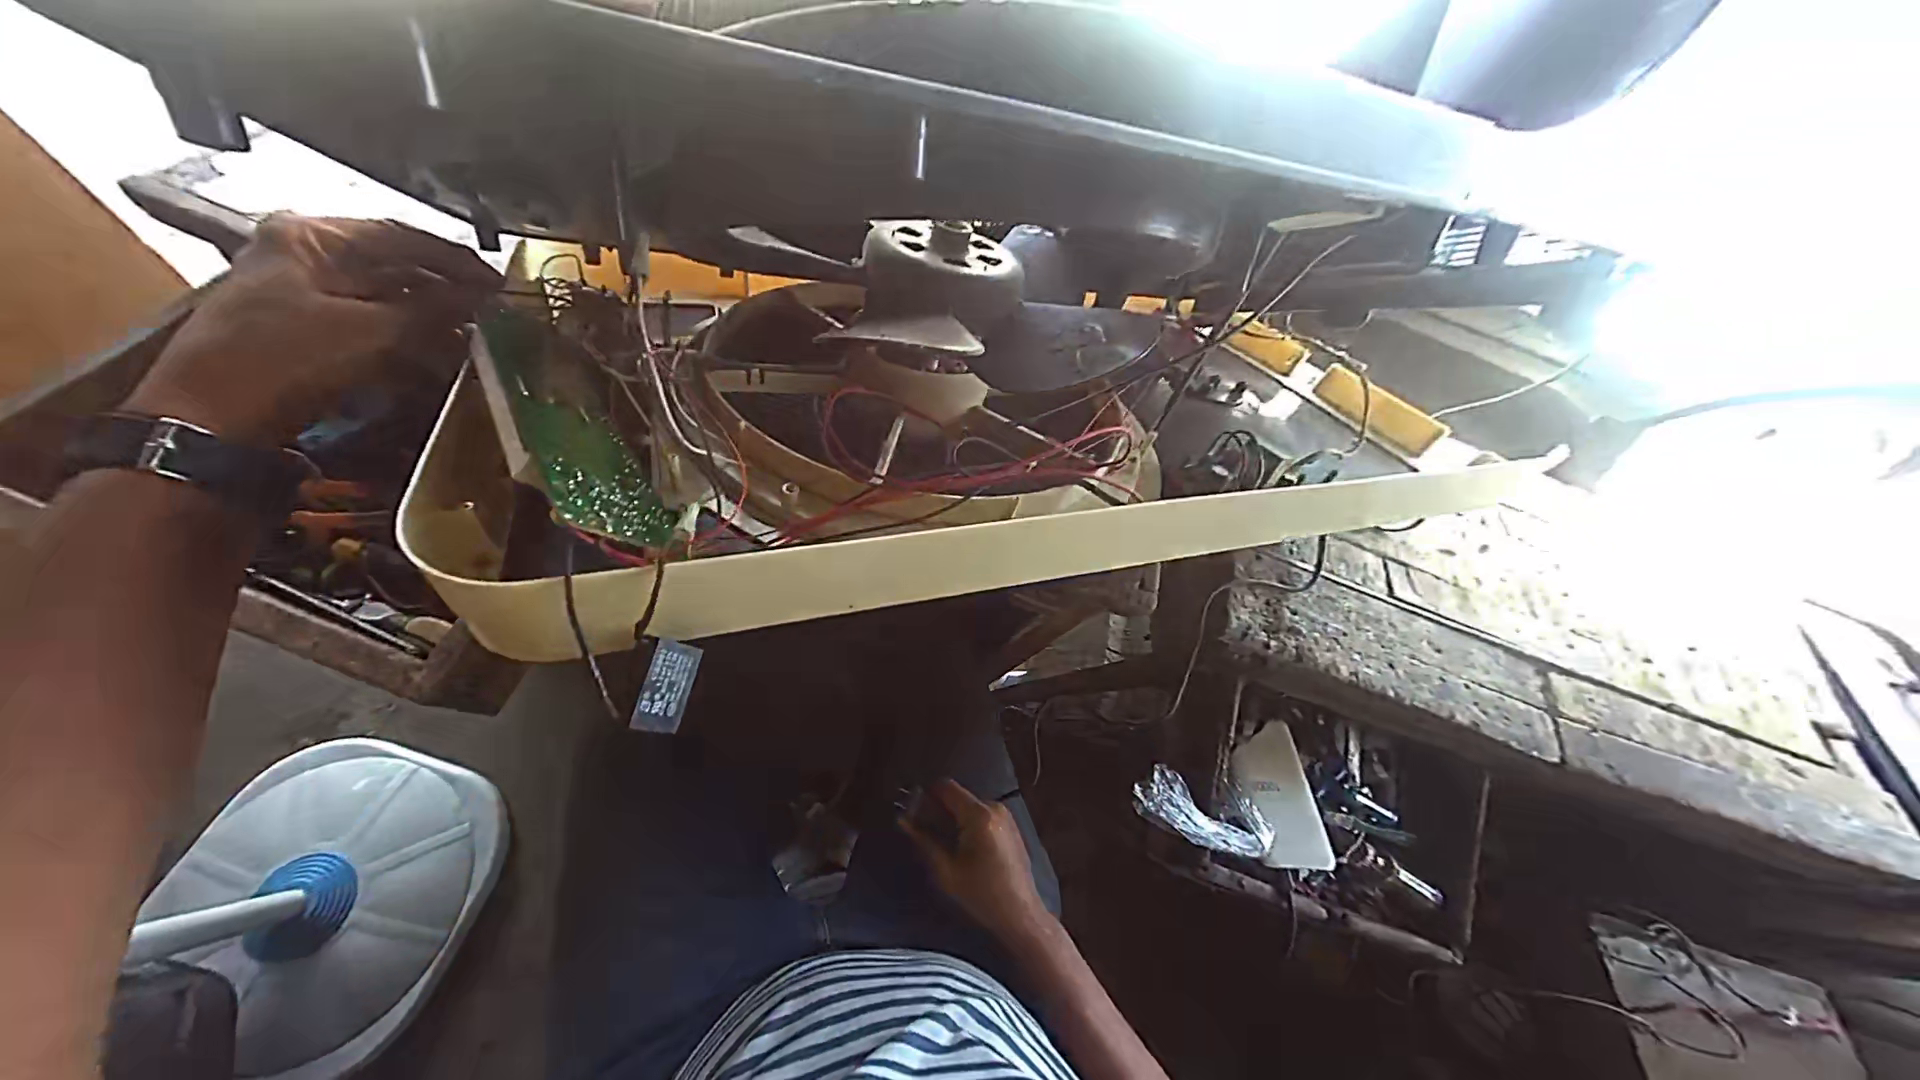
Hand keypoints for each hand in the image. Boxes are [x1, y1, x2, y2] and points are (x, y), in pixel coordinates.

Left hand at [120, 214, 499, 445]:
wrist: (215, 415)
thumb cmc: (285, 359)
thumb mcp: (371, 330)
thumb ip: (433, 309)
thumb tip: (485, 295)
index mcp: (312, 237)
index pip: (402, 237)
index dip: (458, 261)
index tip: (501, 284)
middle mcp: (310, 256)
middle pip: (398, 266)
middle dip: (450, 291)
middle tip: (497, 311)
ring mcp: (310, 293)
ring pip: (392, 298)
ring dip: (438, 317)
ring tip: (481, 335)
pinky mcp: (316, 330)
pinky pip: (379, 325)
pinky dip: (415, 338)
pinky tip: (447, 353)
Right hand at [900, 779, 1051, 941]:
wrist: (1021, 913)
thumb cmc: (982, 895)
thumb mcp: (947, 870)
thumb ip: (925, 840)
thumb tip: (904, 819)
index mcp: (978, 815)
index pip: (946, 787)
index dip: (926, 795)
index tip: (914, 812)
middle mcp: (994, 806)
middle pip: (957, 795)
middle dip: (939, 810)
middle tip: (926, 833)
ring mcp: (1005, 814)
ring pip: (969, 804)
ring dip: (954, 817)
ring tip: (946, 845)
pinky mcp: (1010, 824)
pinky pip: (982, 813)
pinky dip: (969, 823)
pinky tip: (965, 848)